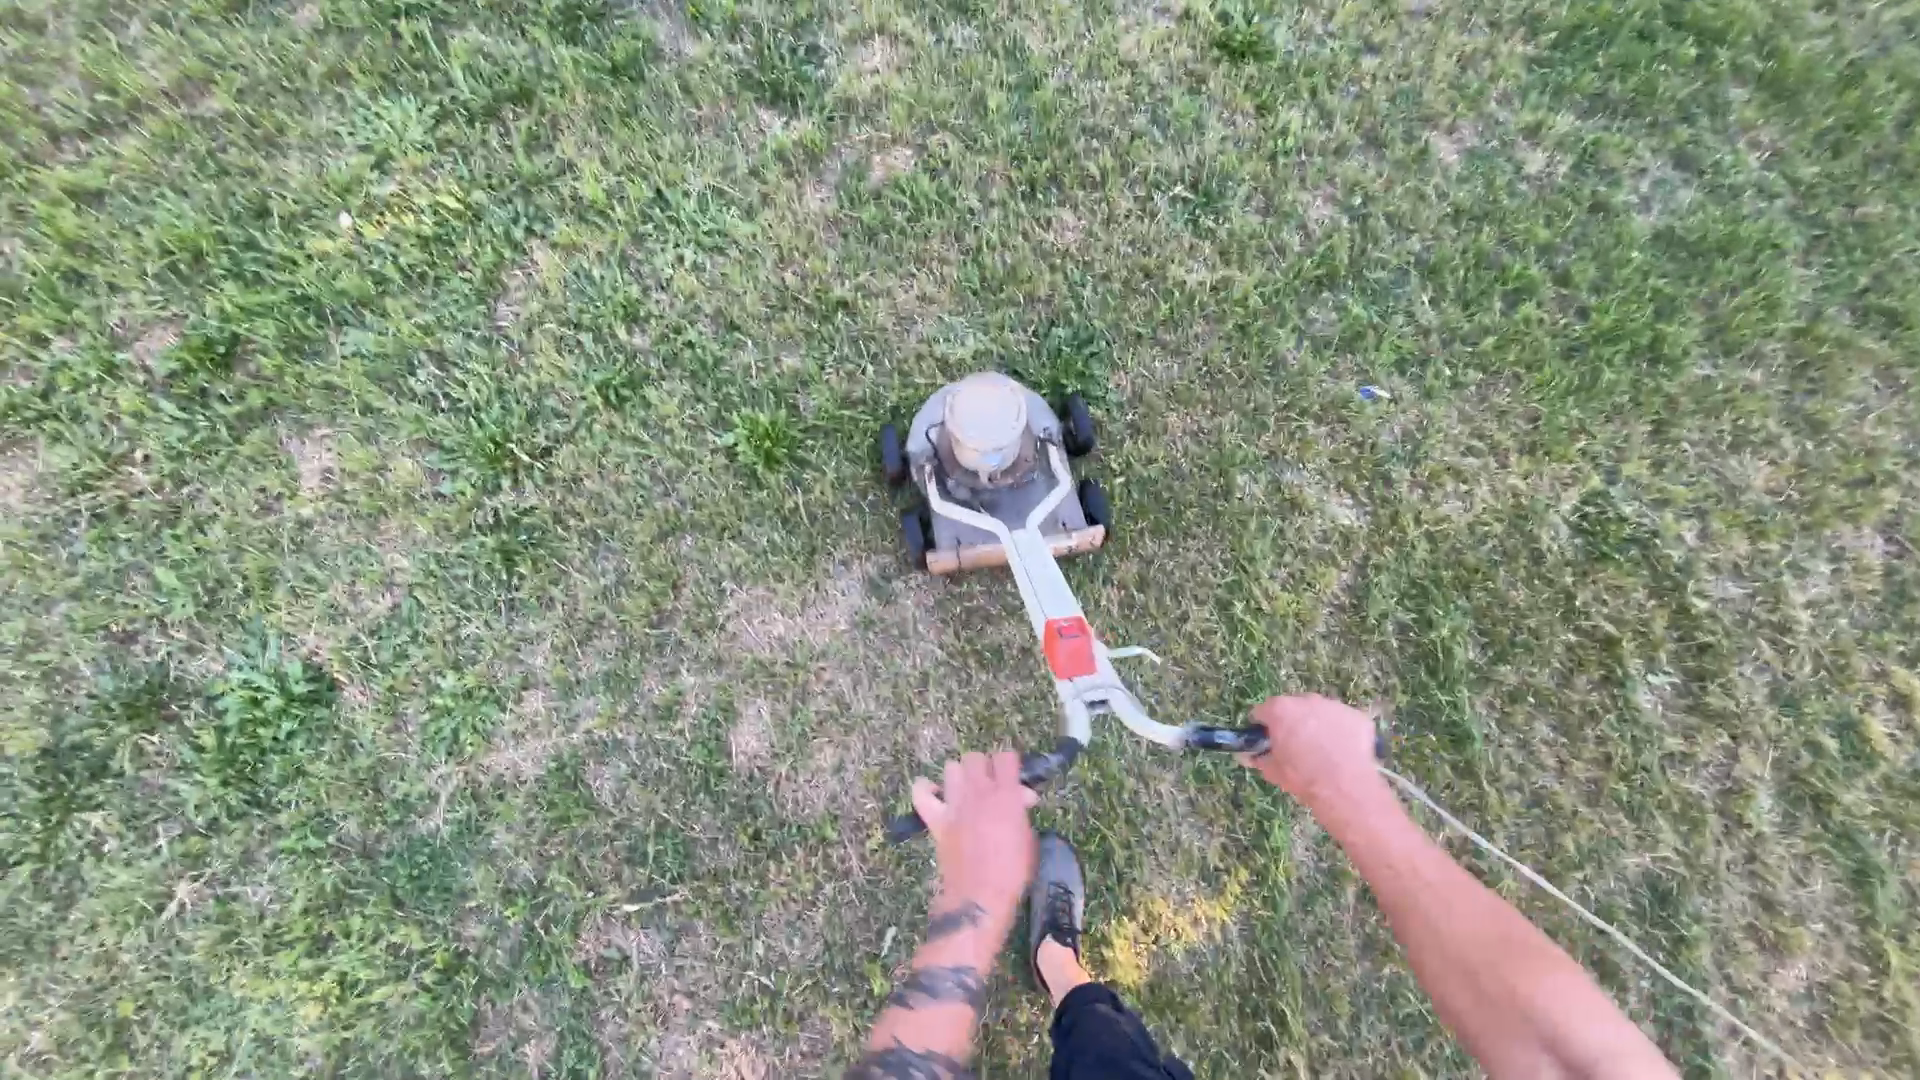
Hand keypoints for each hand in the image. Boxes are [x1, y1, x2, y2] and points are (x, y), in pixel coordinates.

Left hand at [911, 751, 1038, 922]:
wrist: (980, 898)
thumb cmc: (1013, 873)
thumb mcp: (1028, 839)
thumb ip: (1021, 813)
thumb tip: (1019, 799)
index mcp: (1007, 796)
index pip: (1006, 757)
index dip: (1009, 765)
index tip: (1012, 778)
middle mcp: (979, 793)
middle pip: (975, 757)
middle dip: (984, 767)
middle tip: (989, 786)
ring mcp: (954, 804)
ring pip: (951, 768)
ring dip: (960, 777)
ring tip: (966, 792)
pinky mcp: (936, 819)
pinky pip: (921, 792)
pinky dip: (926, 790)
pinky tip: (937, 797)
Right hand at [1238, 694, 1386, 810]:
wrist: (1344, 787)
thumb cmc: (1302, 777)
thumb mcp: (1272, 771)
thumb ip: (1258, 758)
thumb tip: (1248, 756)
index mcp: (1279, 709)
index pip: (1262, 711)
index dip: (1262, 726)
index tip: (1267, 740)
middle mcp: (1306, 700)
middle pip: (1293, 707)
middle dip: (1292, 722)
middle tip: (1296, 746)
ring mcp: (1334, 706)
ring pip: (1320, 712)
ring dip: (1317, 724)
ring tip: (1323, 750)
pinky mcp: (1357, 716)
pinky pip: (1344, 720)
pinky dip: (1341, 731)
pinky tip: (1343, 750)